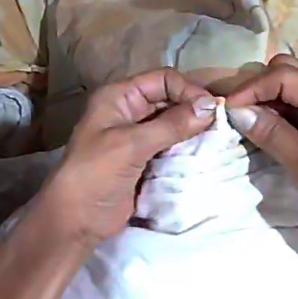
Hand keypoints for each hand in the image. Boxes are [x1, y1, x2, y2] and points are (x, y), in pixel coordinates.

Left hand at [25, 68, 219, 247]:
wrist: (76, 218)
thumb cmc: (96, 173)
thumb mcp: (132, 144)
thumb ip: (171, 124)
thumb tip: (211, 106)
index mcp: (118, 96)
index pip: (162, 79)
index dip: (187, 89)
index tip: (213, 109)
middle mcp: (128, 110)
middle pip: (170, 99)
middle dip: (193, 109)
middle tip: (221, 124)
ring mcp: (136, 135)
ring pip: (173, 122)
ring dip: (193, 129)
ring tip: (217, 138)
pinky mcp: (145, 158)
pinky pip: (172, 144)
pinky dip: (187, 146)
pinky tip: (204, 152)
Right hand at [222, 55, 297, 250]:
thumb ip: (273, 133)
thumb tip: (236, 110)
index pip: (286, 75)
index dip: (253, 87)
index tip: (226, 108)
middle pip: (287, 73)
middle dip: (257, 87)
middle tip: (232, 111)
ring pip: (286, 89)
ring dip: (262, 100)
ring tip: (239, 119)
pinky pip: (290, 109)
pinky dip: (270, 114)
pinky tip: (256, 127)